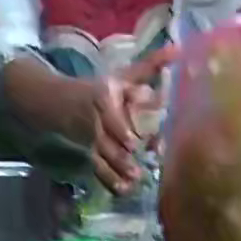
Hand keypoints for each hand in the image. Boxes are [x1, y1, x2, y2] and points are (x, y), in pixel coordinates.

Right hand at [92, 47, 173, 193]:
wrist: (62, 102)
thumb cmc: (104, 89)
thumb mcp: (124, 75)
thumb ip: (151, 66)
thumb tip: (178, 50)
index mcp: (105, 96)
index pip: (111, 113)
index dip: (121, 128)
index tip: (134, 142)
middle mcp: (96, 118)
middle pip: (107, 139)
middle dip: (121, 155)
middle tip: (138, 170)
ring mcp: (92, 137)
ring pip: (102, 156)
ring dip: (117, 170)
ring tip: (133, 181)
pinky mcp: (90, 152)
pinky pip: (98, 168)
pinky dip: (110, 180)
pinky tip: (124, 190)